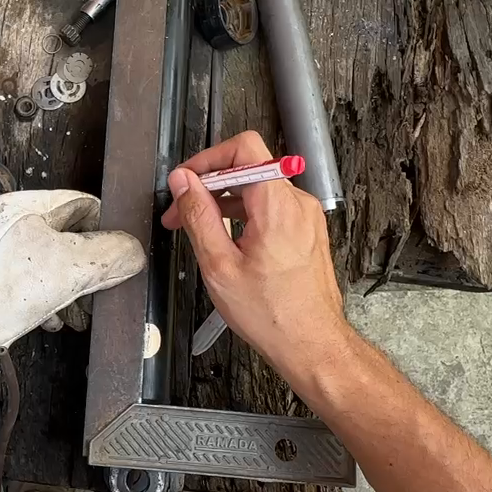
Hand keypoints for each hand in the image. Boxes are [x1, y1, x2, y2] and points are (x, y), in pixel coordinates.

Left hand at [0, 190, 144, 402]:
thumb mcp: (70, 267)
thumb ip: (110, 255)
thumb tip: (133, 252)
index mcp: (26, 206)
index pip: (82, 204)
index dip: (106, 230)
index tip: (118, 254)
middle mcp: (8, 223)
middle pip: (67, 237)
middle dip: (87, 267)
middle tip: (99, 288)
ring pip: (49, 263)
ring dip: (69, 288)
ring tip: (77, 312)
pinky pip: (29, 282)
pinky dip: (46, 299)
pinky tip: (52, 318)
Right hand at [162, 132, 350, 388]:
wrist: (311, 343)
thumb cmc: (272, 314)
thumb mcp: (219, 265)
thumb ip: (199, 216)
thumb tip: (183, 183)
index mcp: (277, 205)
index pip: (244, 149)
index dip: (208, 159)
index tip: (185, 182)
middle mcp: (297, 203)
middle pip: (248, 167)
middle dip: (208, 186)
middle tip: (181, 213)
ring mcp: (305, 216)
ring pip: (258, 188)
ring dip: (224, 202)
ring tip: (198, 230)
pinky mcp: (307, 230)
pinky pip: (270, 207)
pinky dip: (243, 215)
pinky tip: (225, 241)